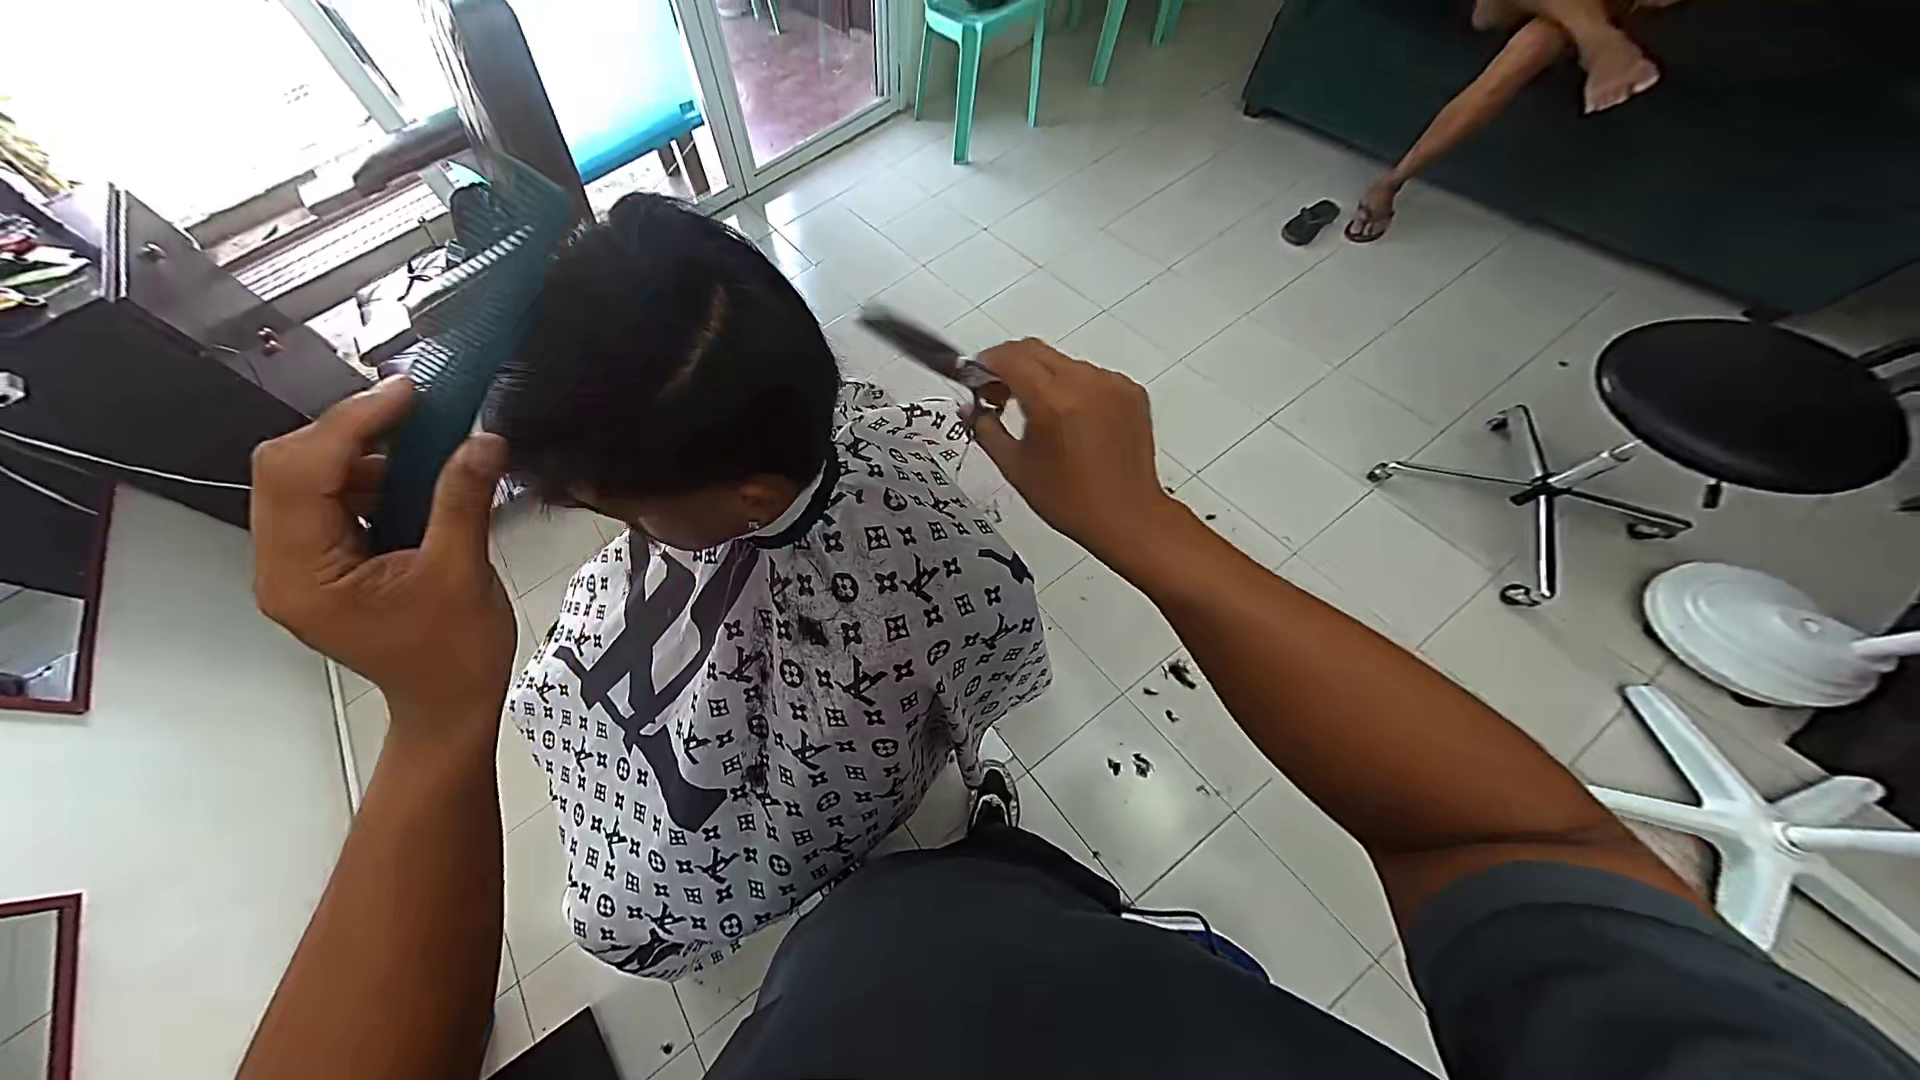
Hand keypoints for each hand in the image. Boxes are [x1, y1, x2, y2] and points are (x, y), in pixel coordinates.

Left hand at [251, 378, 515, 721]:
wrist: (451, 701)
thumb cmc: (455, 653)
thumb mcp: (463, 572)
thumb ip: (463, 500)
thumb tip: (484, 441)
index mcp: (300, 574)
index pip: (298, 474)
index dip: (349, 424)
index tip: (406, 393)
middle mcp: (283, 565)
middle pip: (292, 471)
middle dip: (354, 433)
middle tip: (419, 410)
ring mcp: (303, 564)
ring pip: (314, 482)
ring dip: (368, 455)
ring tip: (428, 444)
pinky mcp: (329, 563)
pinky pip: (338, 503)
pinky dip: (376, 479)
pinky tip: (419, 477)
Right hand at [971, 339, 1190, 569]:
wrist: (1126, 516)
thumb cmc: (1074, 501)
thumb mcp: (1015, 467)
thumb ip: (986, 429)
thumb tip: (970, 410)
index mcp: (1053, 401)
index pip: (1009, 357)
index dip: (985, 364)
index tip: (975, 377)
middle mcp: (1086, 384)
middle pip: (1034, 351)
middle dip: (1008, 365)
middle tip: (995, 393)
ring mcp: (1111, 385)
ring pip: (1062, 362)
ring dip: (1040, 377)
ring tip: (1033, 411)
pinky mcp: (1130, 392)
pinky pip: (1090, 376)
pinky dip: (1071, 387)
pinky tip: (1066, 419)